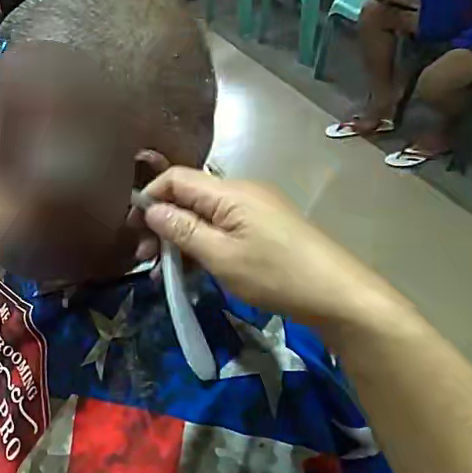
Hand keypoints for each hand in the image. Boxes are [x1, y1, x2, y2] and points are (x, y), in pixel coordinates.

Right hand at [139, 167, 408, 330]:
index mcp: (230, 191)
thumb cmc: (275, 275)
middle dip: (163, 223)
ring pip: (206, 215)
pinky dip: (204, 245)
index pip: (176, 178)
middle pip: (190, 196)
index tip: (133, 230)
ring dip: (182, 239)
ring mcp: (257, 209)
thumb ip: (183, 230)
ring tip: (166, 273)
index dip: (150, 198)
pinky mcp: (266, 227)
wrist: (338, 295)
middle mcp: (242, 191)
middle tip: (146, 260)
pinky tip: (195, 271)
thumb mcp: (221, 256)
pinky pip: (224, 228)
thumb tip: (151, 209)